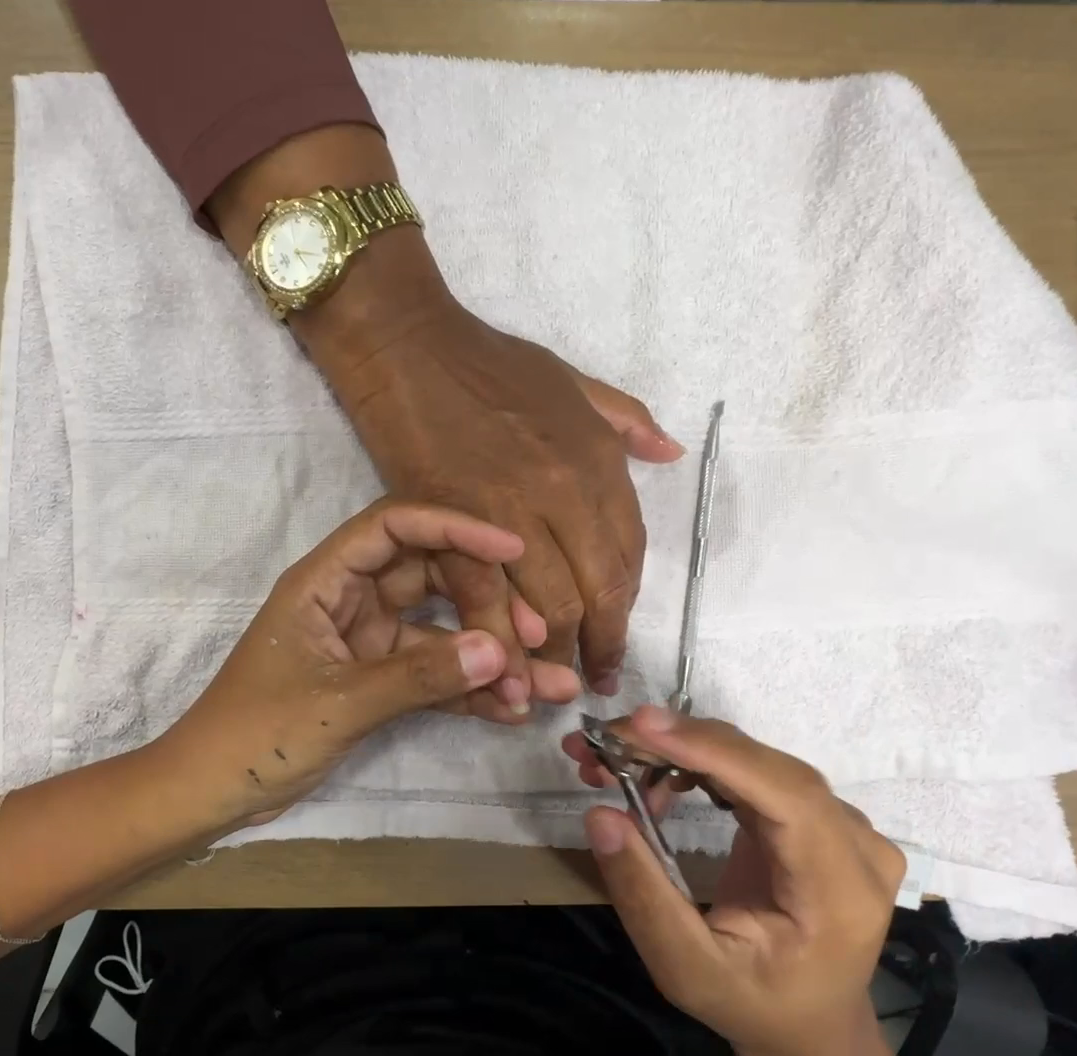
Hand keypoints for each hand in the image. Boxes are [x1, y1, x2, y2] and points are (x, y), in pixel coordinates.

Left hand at [153, 500, 581, 831]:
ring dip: (489, 654)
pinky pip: (431, 673)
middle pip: (430, 576)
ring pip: (440, 629)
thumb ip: (418, 676)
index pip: (394, 527)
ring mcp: (364, 641)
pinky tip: (511, 711)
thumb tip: (499, 649)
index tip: (514, 548)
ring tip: (545, 688)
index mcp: (324, 581)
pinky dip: (467, 688)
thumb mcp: (340, 701)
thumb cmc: (258, 732)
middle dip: (486, 604)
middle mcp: (349, 601)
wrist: (214, 789)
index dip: (454, 527)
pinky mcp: (374, 681)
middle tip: (533, 644)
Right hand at [204, 125, 681, 708]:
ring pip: (548, 600)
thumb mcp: (571, 378)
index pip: (628, 552)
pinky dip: (499, 632)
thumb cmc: (488, 361)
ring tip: (550, 684)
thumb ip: (624, 419)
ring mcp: (507, 509)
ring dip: (553, 652)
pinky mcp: (450, 521)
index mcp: (595, 458)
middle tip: (591, 678)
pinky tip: (504, 658)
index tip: (616, 637)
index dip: (625, 606)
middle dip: (597, 643)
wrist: (408, 350)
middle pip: (595, 588)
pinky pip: (485, 591)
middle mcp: (563, 490)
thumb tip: (668, 455)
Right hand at [565, 707, 905, 1055]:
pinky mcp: (811, 815)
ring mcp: (839, 825)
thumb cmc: (750, 1001)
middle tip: (598, 742)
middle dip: (677, 743)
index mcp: (839, 892)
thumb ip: (643, 895)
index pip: (788, 797)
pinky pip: (748, 769)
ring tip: (606, 759)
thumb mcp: (685, 967)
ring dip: (675, 747)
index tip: (643, 725)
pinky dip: (691, 759)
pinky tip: (648, 773)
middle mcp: (855, 846)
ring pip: (752, 759)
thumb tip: (600, 813)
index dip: (717, 753)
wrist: (806, 1023)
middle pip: (766, 768)